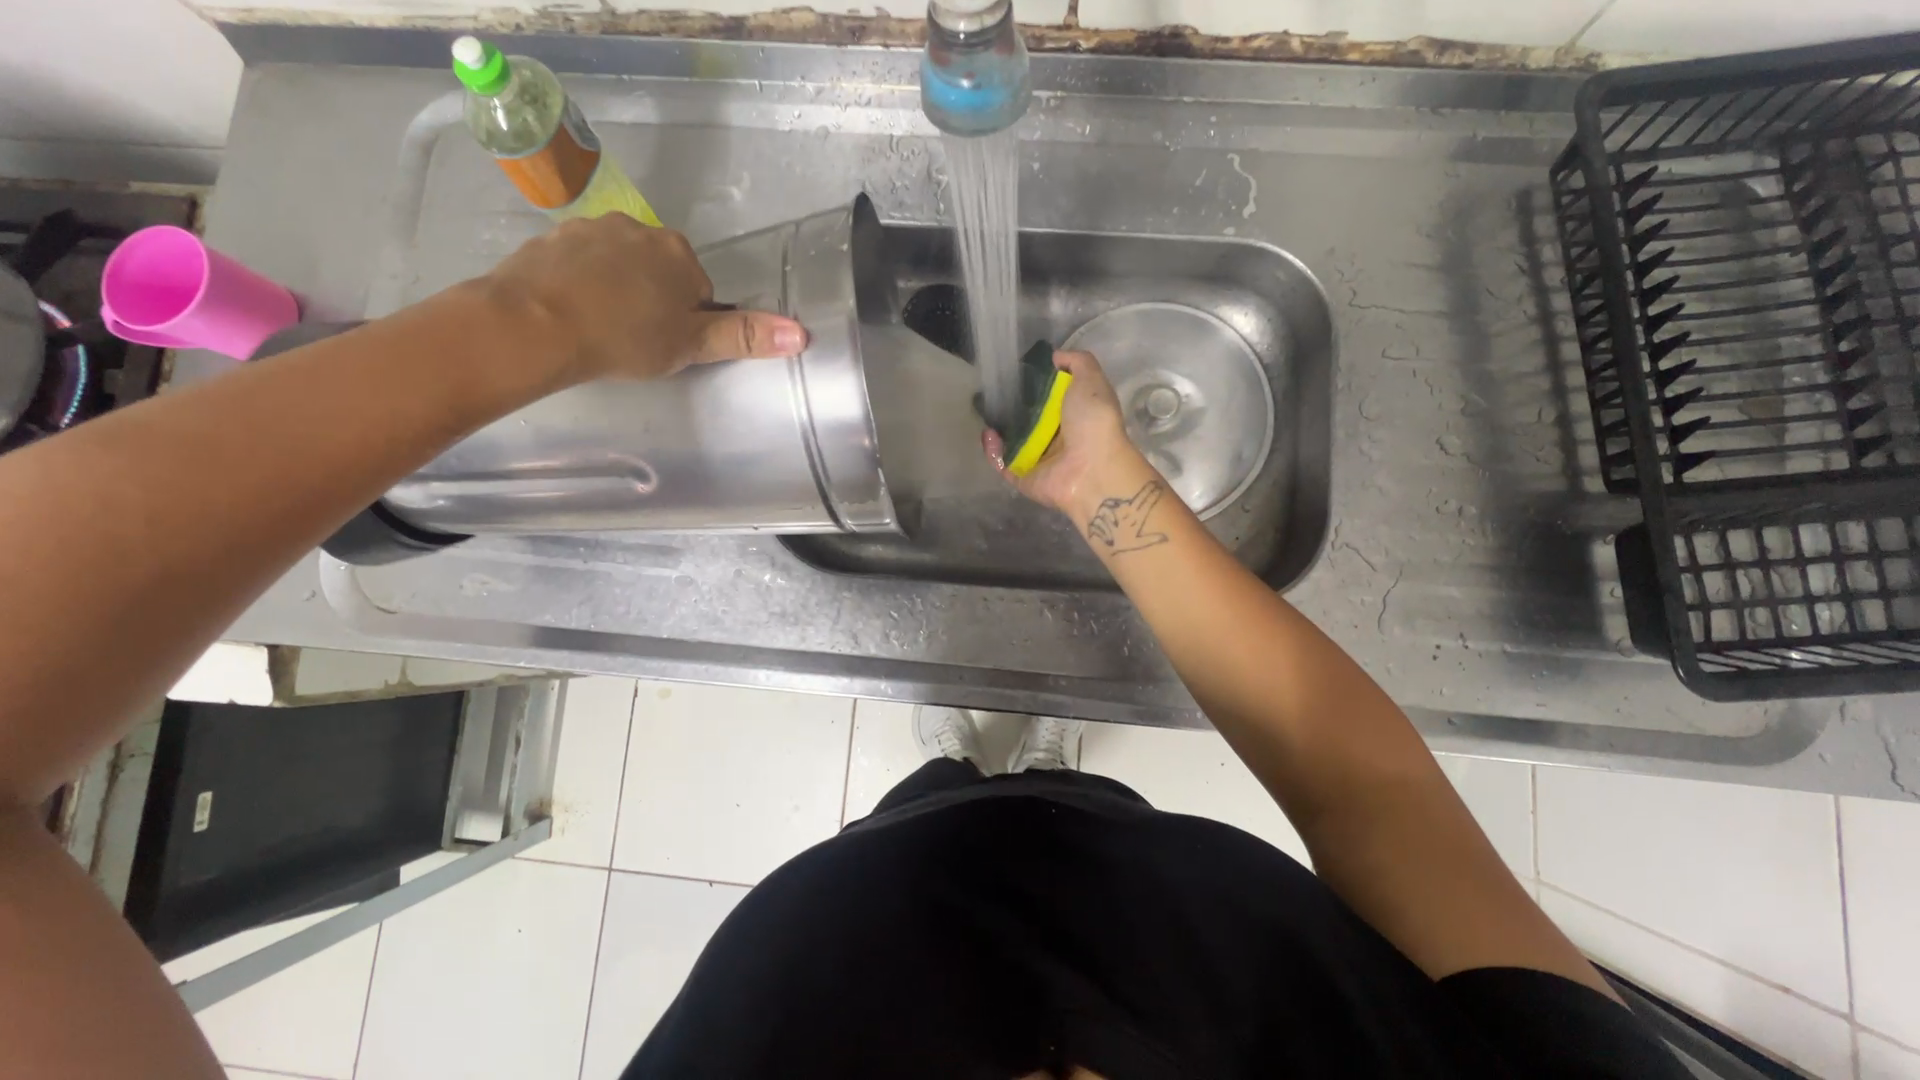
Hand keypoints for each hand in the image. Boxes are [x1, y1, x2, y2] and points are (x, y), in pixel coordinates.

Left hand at [479, 214, 806, 383]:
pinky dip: (578, 284)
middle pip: (658, 271)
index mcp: (679, 254)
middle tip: (634, 339)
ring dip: (615, 290)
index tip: (667, 343)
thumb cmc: (624, 338)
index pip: (698, 289)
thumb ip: (744, 337)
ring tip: (600, 329)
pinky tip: (569, 314)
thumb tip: (801, 333)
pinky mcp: (551, 238)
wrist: (534, 325)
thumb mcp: (691, 345)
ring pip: (617, 265)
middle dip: (651, 299)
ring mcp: (591, 229)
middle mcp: (639, 230)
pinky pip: (577, 263)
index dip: (686, 320)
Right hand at [983, 349, 1156, 521]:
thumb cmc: (1094, 420)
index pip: (1047, 399)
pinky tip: (990, 433)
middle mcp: (1055, 438)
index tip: (1014, 374)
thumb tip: (1055, 356)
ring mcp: (1037, 459)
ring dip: (996, 427)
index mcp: (1073, 415)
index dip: (1031, 386)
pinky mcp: (1022, 476)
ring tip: (987, 411)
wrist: (1093, 468)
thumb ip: (1077, 362)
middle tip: (992, 392)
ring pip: (1009, 441)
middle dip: (1008, 407)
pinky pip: (1001, 462)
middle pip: (1025, 420)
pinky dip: (992, 449)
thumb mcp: (1091, 380)